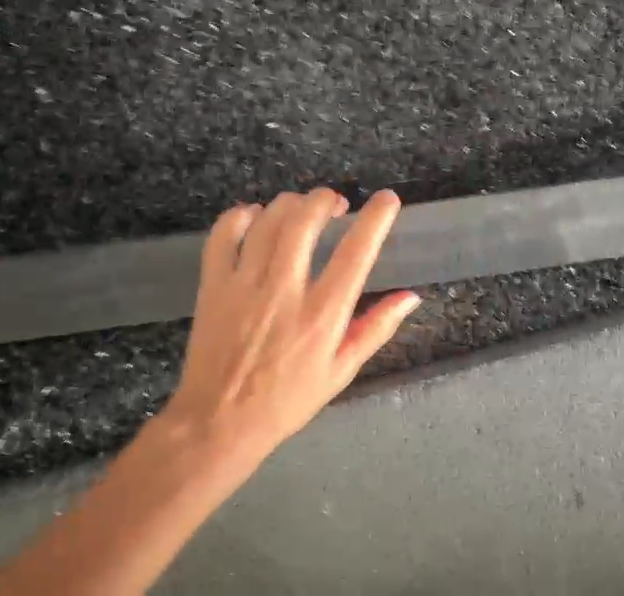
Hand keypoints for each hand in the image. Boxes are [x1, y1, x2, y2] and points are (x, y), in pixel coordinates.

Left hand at [152, 189, 417, 485]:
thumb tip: (410, 297)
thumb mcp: (341, 371)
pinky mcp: (213, 287)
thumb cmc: (287, 401)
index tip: (387, 199)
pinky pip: (223, 236)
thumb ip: (376, 328)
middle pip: (306, 220)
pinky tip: (255, 216)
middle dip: (326, 199)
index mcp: (323, 314)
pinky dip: (240, 216)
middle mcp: (285, 291)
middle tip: (336, 205)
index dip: (376, 217)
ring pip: (268, 220)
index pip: (356, 251)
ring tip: (302, 210)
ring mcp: (244, 285)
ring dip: (291, 204)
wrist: (218, 425)